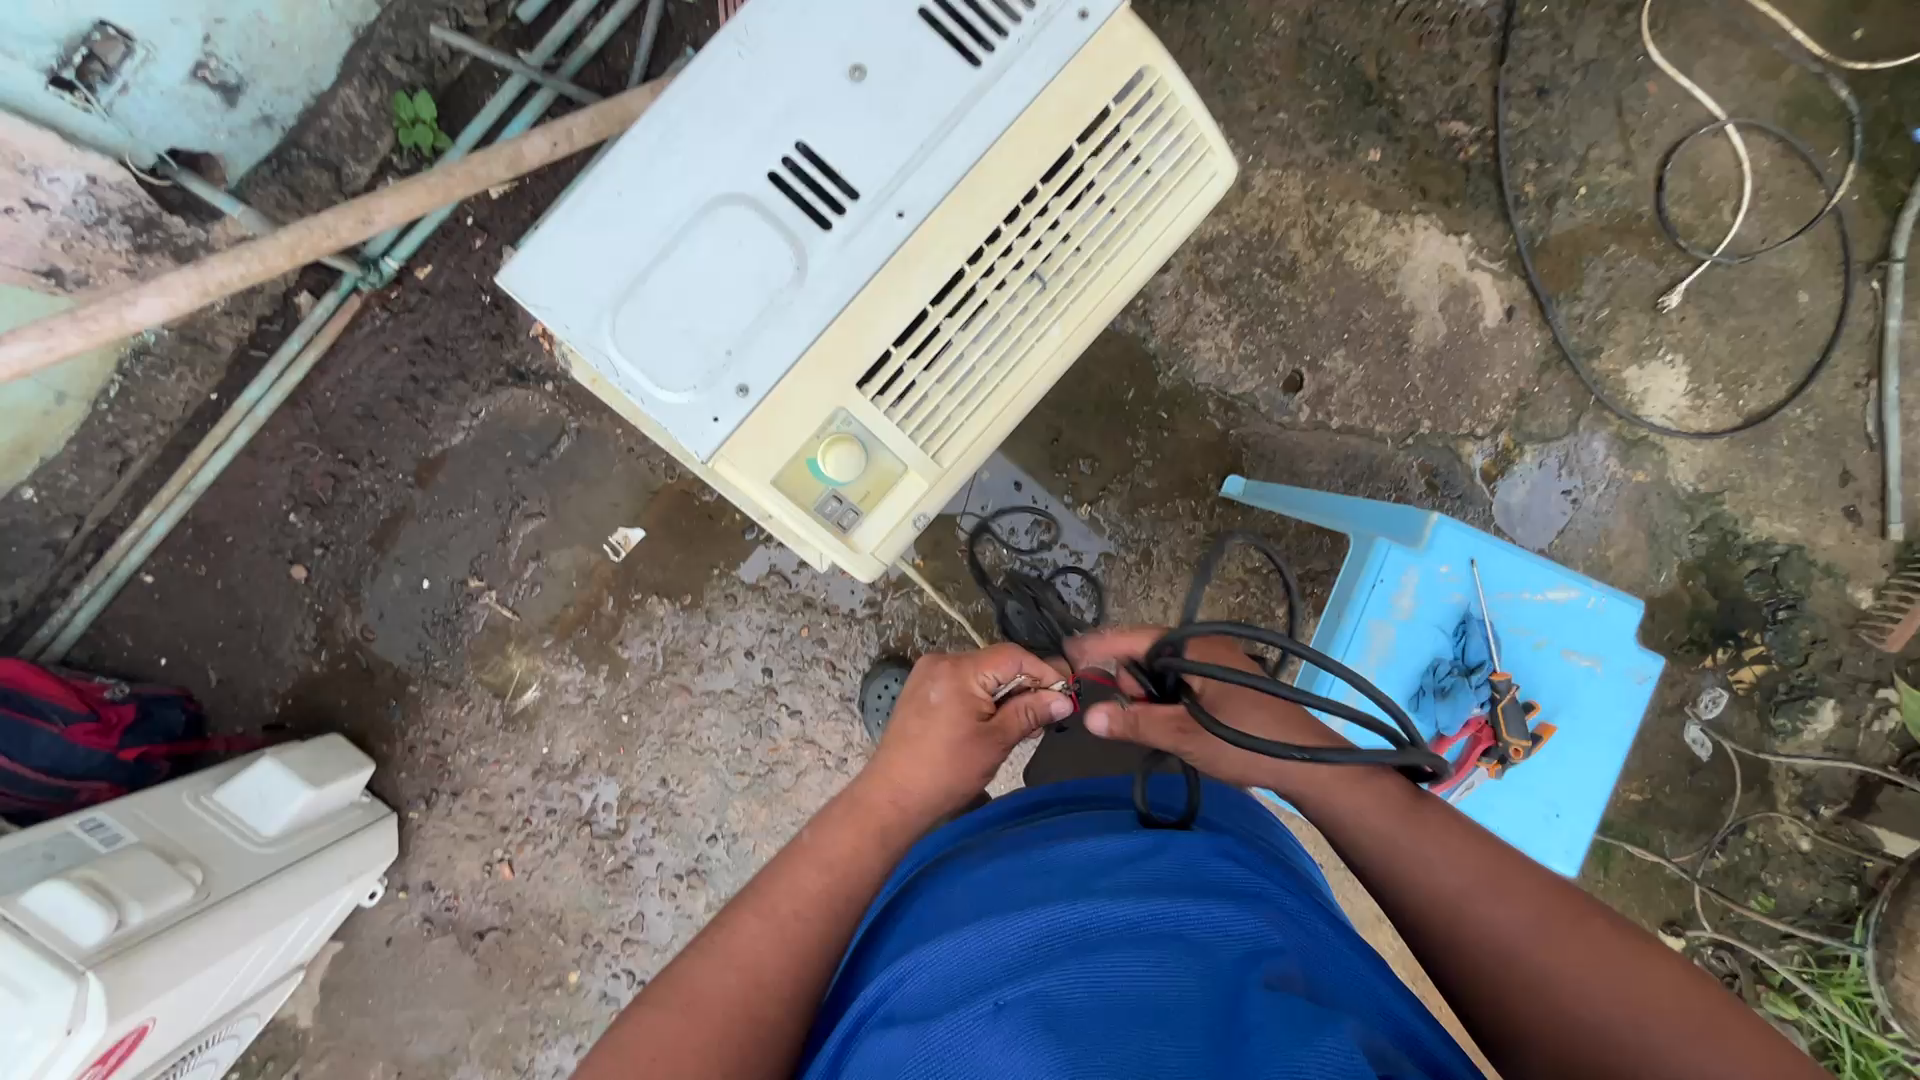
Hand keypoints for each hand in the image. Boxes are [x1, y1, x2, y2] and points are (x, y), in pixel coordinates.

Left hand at [860, 644, 1073, 823]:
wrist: (892, 798)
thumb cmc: (946, 772)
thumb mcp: (995, 742)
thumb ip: (1030, 713)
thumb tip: (1064, 699)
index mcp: (958, 669)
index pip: (1013, 655)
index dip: (1044, 672)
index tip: (1065, 696)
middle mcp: (941, 661)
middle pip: (997, 662)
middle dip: (1025, 685)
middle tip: (1047, 714)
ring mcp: (928, 674)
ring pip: (981, 673)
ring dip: (1005, 693)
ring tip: (1022, 723)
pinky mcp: (921, 689)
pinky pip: (963, 683)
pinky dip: (983, 697)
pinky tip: (994, 722)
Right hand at [1064, 626, 1357, 796]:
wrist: (1313, 766)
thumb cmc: (1249, 743)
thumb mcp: (1184, 735)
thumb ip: (1134, 723)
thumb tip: (1089, 717)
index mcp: (1193, 647)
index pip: (1131, 638)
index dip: (1097, 646)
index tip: (1066, 654)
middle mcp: (1203, 646)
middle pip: (1144, 656)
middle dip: (1132, 685)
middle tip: (1140, 719)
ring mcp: (1216, 664)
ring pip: (1162, 674)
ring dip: (1151, 699)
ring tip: (1164, 729)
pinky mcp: (1225, 683)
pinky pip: (1181, 684)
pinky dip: (1168, 703)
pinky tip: (1174, 726)